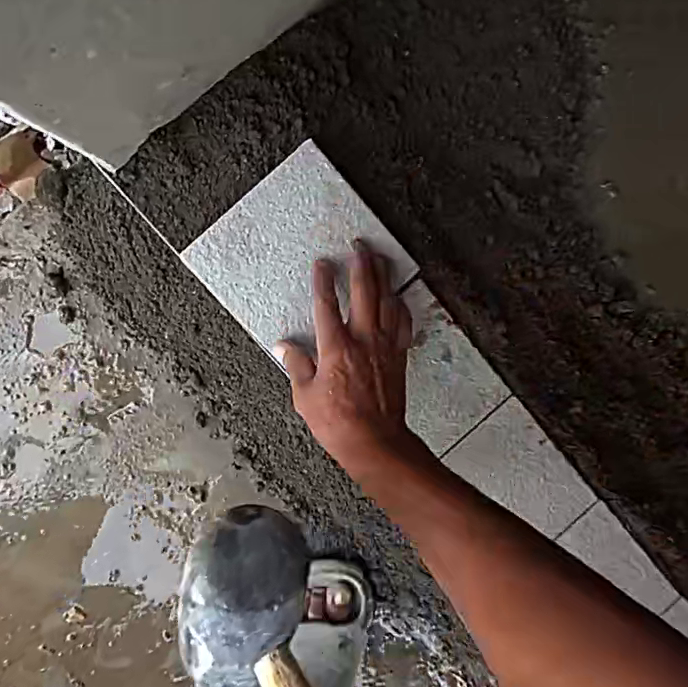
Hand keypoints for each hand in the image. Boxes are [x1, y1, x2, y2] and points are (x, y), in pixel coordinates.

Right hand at [276, 241, 420, 474]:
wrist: (375, 439)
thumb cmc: (338, 422)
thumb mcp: (305, 396)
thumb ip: (297, 365)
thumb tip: (284, 347)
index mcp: (336, 348)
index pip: (327, 305)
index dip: (324, 281)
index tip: (322, 264)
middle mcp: (364, 340)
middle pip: (364, 292)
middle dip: (361, 265)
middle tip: (359, 247)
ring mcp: (385, 346)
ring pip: (387, 302)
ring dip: (384, 277)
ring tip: (380, 259)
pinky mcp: (398, 355)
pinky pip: (403, 323)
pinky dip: (400, 306)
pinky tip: (398, 297)